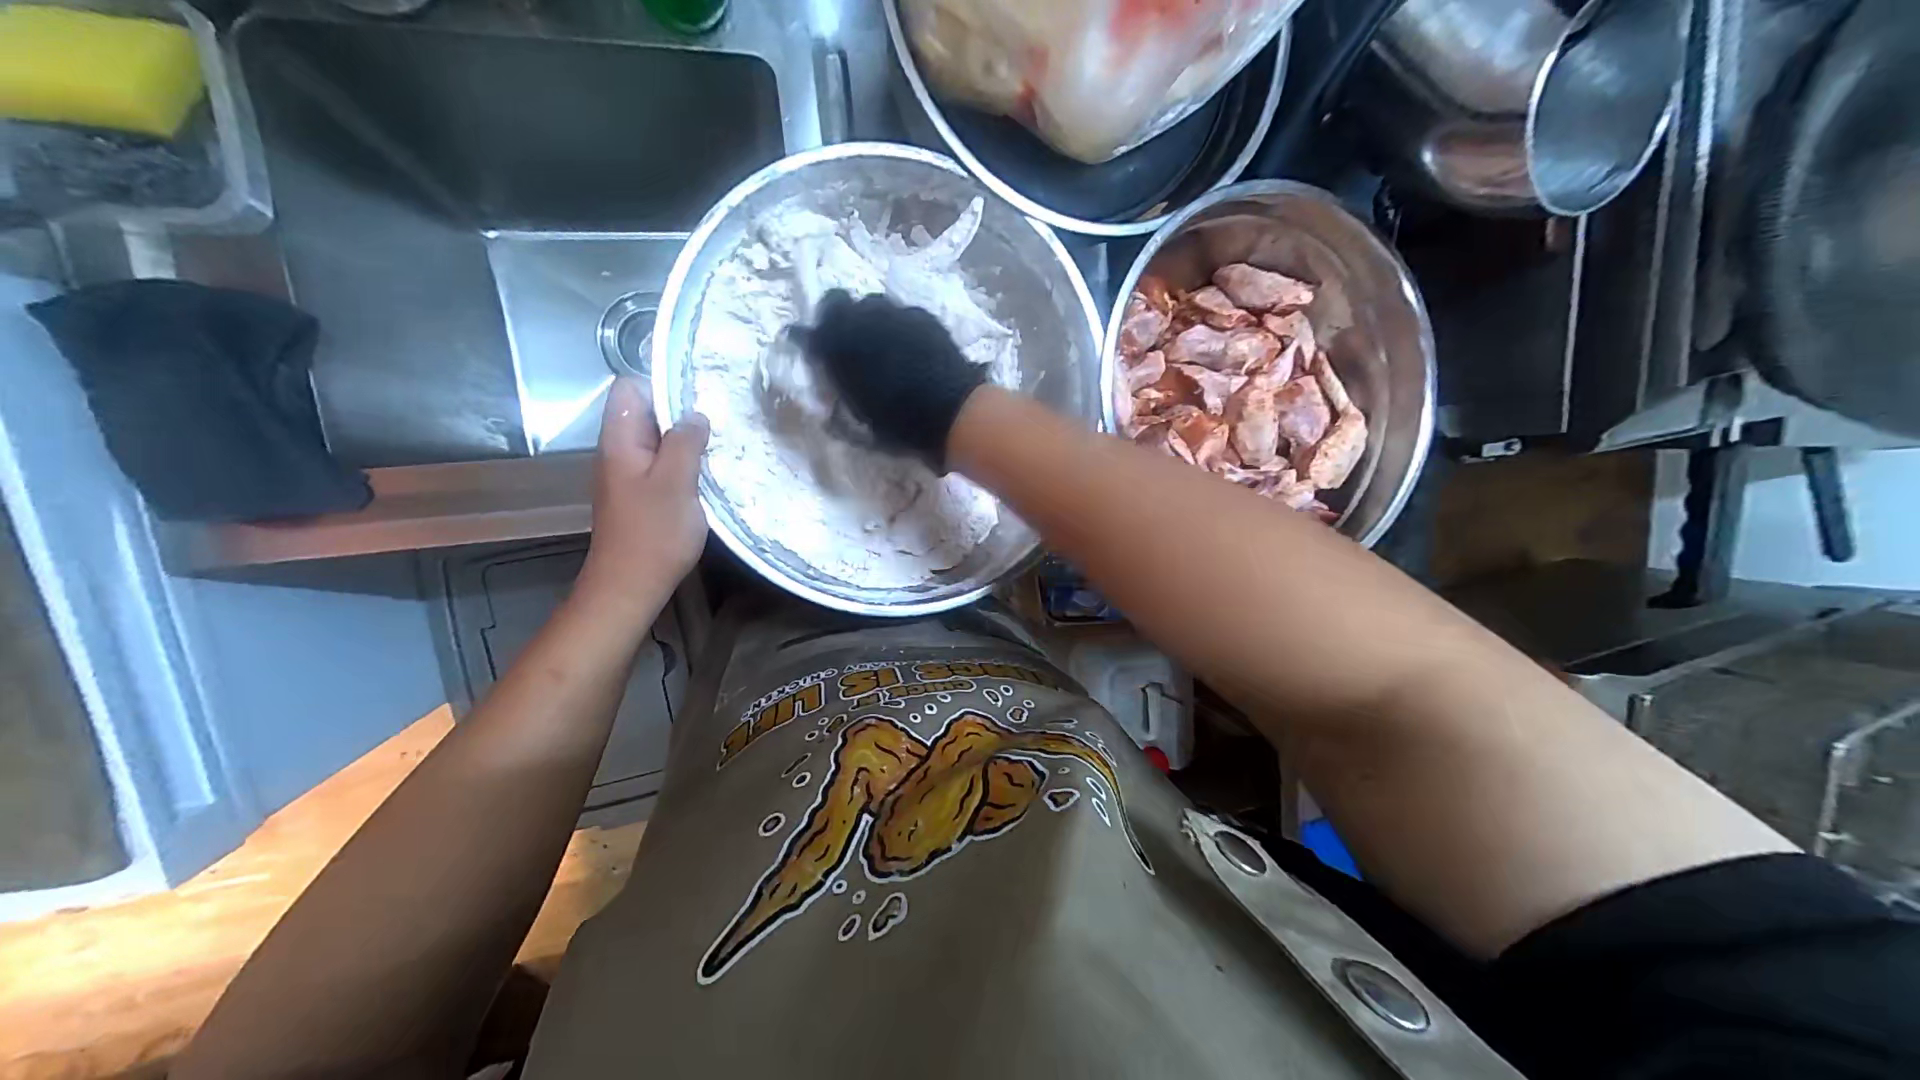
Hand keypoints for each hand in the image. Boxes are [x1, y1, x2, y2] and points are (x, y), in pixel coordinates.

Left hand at [574, 378, 708, 626]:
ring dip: (685, 441)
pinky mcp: (640, 495)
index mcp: (620, 441)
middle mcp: (619, 452)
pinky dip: (683, 464)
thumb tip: (695, 415)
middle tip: (718, 422)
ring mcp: (628, 475)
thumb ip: (685, 442)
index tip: (699, 394)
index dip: (662, 384)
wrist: (630, 585)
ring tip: (718, 446)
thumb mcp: (675, 482)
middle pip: (646, 413)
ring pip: (657, 441)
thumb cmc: (653, 533)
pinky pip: (662, 465)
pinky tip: (706, 475)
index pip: (630, 388)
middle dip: (680, 413)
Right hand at [791, 290, 986, 471]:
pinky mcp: (925, 317)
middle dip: (838, 319)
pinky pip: (902, 315)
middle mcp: (864, 317)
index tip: (812, 348)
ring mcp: (897, 313)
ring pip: (873, 305)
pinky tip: (907, 348)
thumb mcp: (857, 414)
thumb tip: (827, 380)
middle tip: (844, 343)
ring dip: (869, 320)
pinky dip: (897, 327)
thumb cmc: (899, 422)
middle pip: (839, 303)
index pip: (811, 327)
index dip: (810, 337)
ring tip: (878, 345)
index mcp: (840, 340)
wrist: (953, 413)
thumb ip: (838, 388)